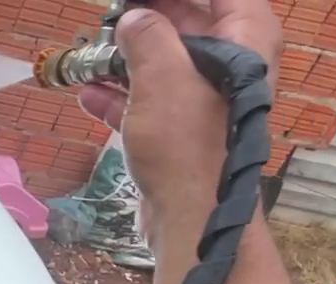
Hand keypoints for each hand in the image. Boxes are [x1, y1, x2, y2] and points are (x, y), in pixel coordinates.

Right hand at [76, 0, 281, 253]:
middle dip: (148, 21)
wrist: (191, 212)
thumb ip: (148, 38)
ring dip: (126, 61)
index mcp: (245, 38)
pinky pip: (150, 103)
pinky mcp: (181, 133)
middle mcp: (232, 64)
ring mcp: (205, 101)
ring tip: (91, 56)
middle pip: (189, 25)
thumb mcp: (162, 77)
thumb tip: (133, 19)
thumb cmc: (185, 141)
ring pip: (164, 66)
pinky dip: (121, 97)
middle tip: (113, 18)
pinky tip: (89, 93)